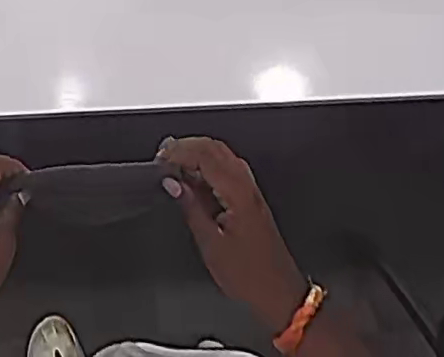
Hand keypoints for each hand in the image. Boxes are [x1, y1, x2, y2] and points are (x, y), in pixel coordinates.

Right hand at [158, 137, 308, 328]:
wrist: (282, 296)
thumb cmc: (250, 277)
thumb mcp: (212, 245)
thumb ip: (191, 208)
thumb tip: (171, 182)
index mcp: (237, 194)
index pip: (204, 155)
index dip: (178, 152)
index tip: (160, 161)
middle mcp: (246, 186)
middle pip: (213, 147)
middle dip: (184, 146)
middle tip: (163, 158)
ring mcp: (250, 190)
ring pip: (220, 153)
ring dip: (195, 152)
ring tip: (174, 164)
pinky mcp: (249, 197)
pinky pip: (226, 165)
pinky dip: (206, 162)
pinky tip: (193, 176)